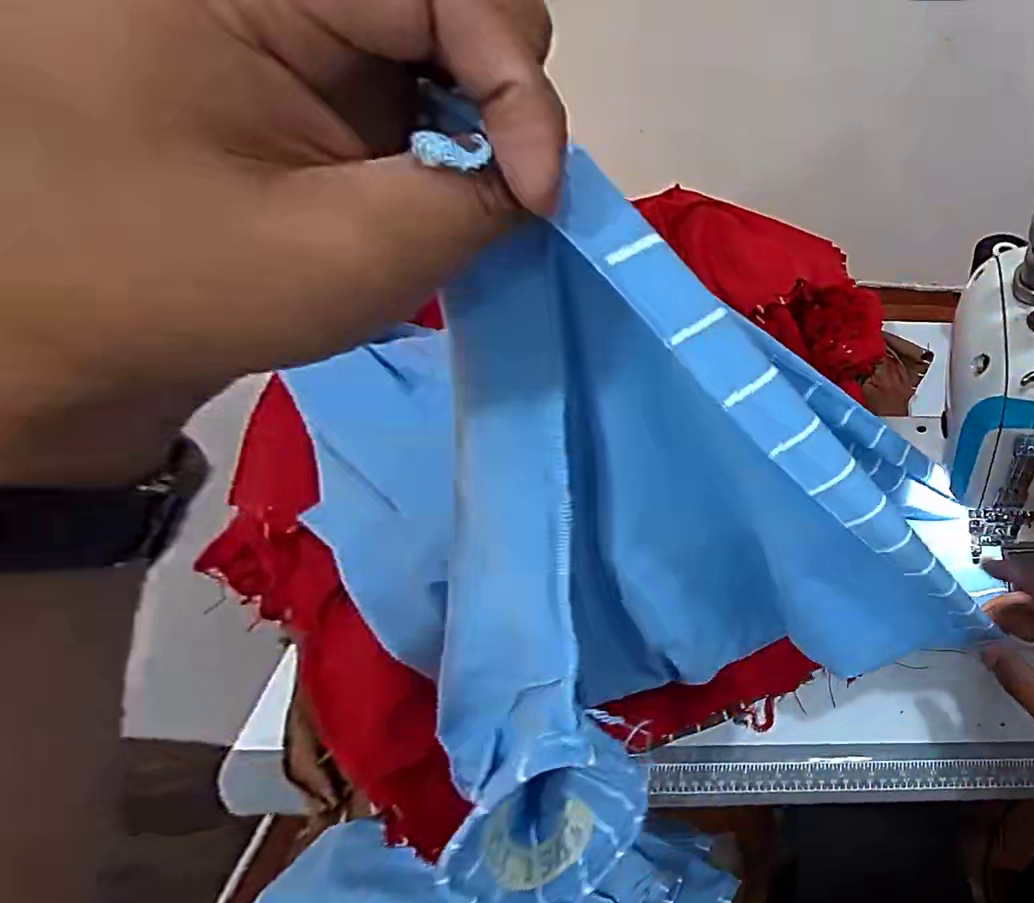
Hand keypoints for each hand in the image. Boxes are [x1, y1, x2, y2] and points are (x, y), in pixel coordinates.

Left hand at [0, 0, 565, 483]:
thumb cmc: (182, 283)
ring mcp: (283, 22)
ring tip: (481, 192)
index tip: (538, 195)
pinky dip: (471, 138)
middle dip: (511, 94)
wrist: (68, 319)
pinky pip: (427, 80)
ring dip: (494, 120)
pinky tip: (454, 187)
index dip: (517, 89)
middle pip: (455, 0)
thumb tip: (544, 181)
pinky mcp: (304, 66)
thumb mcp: (352, 247)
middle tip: (513, 184)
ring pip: (453, 39)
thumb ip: (473, 199)